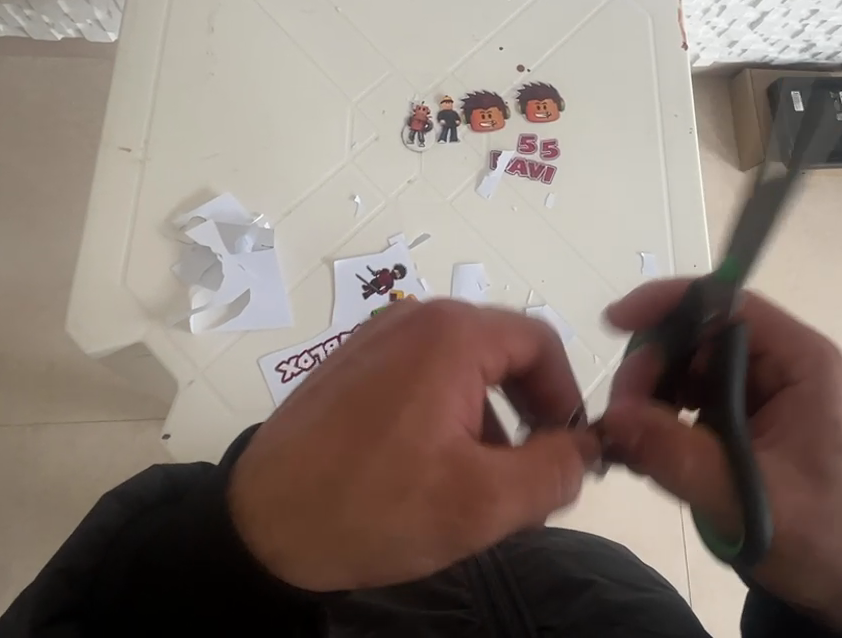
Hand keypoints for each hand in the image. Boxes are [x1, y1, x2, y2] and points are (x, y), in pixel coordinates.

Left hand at [228, 299, 600, 591]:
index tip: (568, 449)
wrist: (259, 525)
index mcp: (453, 334)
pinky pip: (423, 369)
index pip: (540, 343)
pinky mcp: (354, 358)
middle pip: (501, 349)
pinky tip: (432, 463)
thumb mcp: (481, 504)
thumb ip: (552, 471)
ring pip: (463, 363)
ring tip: (480, 478)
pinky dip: (447, 408)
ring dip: (488, 414)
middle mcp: (418, 316)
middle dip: (527, 408)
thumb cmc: (375, 506)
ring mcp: (380, 333)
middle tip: (531, 470)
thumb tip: (583, 446)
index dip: (565, 395)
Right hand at [600, 280, 841, 635]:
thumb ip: (677, 456)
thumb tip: (614, 417)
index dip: (667, 303)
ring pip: (690, 361)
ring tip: (632, 434)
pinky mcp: (747, 414)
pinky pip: (694, 392)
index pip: (725, 302)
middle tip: (621, 411)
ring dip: (654, 389)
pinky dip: (665, 411)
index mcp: (800, 362)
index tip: (615, 323)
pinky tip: (649, 443)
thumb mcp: (746, 498)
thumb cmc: (823, 541)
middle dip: (653, 362)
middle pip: (698, 331)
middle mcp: (782, 362)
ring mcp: (764, 387)